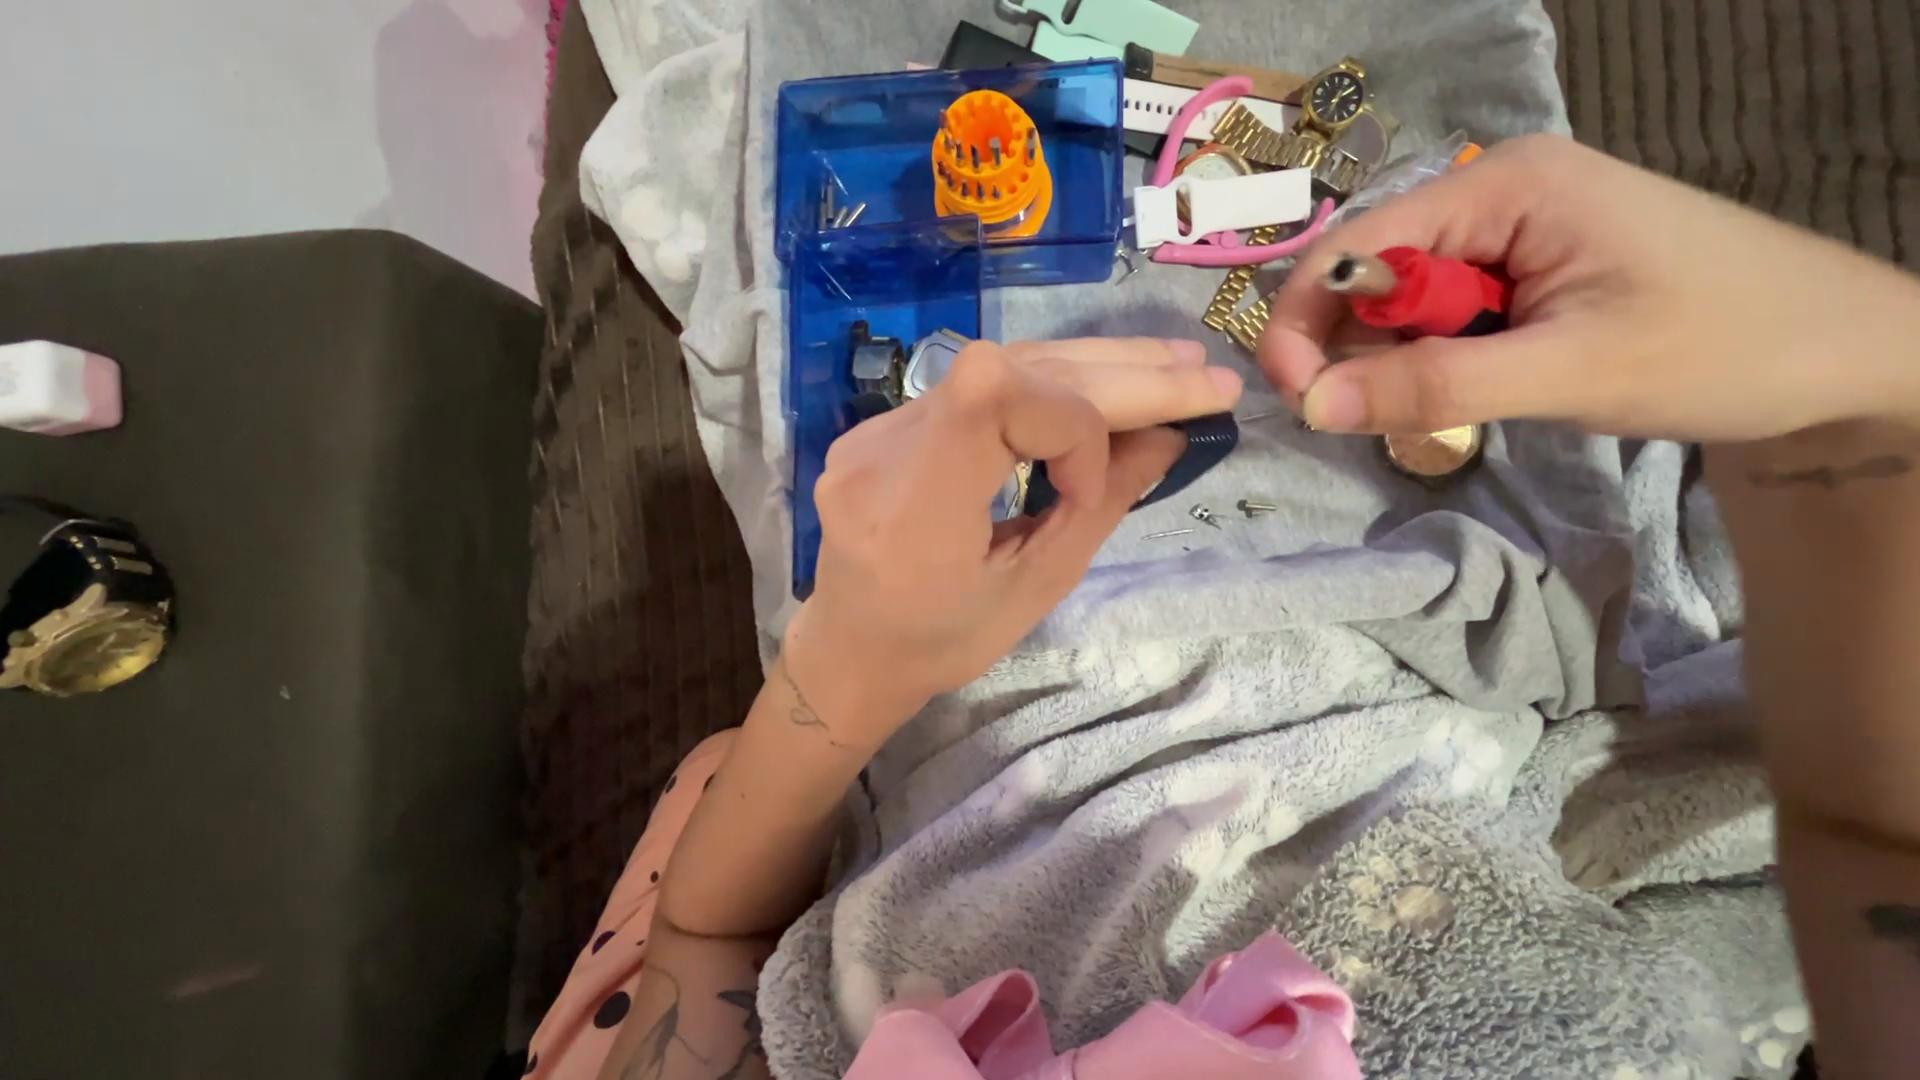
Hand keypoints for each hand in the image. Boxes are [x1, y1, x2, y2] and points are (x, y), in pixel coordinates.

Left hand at [781, 337, 1241, 748]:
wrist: (855, 646)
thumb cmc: (944, 641)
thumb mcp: (1034, 589)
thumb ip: (1098, 506)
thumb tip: (1168, 435)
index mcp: (913, 510)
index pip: (1002, 399)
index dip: (1074, 428)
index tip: (1085, 491)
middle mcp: (883, 451)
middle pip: (1010, 370)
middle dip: (1115, 374)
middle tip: (1204, 378)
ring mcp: (876, 430)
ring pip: (996, 366)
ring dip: (1088, 366)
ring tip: (1171, 367)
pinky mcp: (885, 424)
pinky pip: (973, 386)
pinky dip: (1044, 383)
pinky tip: (1097, 383)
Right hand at [1259, 135, 1919, 441]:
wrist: (1847, 360)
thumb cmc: (1726, 346)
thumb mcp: (1569, 369)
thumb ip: (1434, 386)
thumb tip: (1312, 406)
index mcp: (1503, 186)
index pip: (1356, 248)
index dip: (1305, 321)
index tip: (1296, 399)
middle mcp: (1490, 197)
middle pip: (1365, 276)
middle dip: (1348, 350)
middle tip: (1362, 418)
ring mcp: (1503, 236)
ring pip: (1393, 306)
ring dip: (1389, 364)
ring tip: (1430, 410)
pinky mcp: (1514, 275)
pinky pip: (1431, 322)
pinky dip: (1423, 367)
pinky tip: (1457, 393)